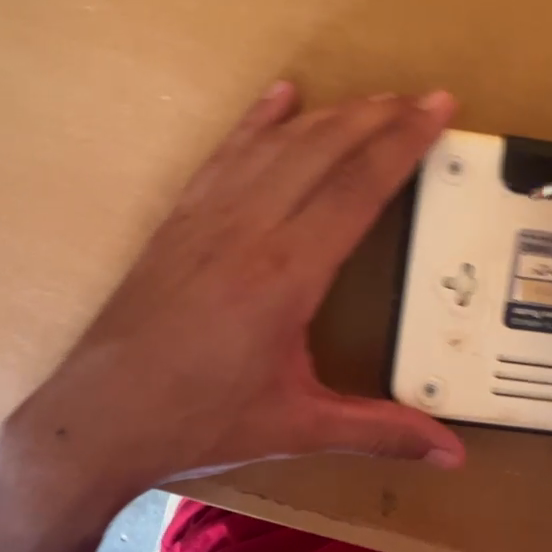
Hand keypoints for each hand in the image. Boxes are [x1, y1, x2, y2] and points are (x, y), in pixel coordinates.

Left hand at [0, 83, 466, 516]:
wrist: (97, 421)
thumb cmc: (199, 422)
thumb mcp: (298, 429)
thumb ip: (380, 432)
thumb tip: (454, 456)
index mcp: (286, 275)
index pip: (357, 188)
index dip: (402, 143)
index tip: (438, 107)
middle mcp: (247, 230)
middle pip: (322, 149)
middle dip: (377, 116)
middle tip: (420, 97)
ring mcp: (206, 218)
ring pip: (276, 144)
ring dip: (329, 115)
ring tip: (372, 100)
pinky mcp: (177, 221)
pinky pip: (224, 155)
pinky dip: (256, 121)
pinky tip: (279, 95)